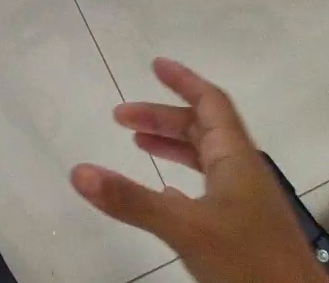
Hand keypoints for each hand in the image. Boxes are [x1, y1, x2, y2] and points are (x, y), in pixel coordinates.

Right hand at [70, 58, 326, 282]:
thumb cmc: (251, 264)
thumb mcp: (186, 229)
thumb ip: (131, 199)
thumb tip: (76, 171)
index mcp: (237, 161)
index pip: (211, 104)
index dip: (184, 81)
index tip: (154, 65)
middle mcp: (243, 175)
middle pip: (203, 128)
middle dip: (161, 117)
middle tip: (119, 117)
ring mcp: (246, 203)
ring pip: (206, 158)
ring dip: (171, 145)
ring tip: (137, 144)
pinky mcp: (244, 229)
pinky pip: (208, 187)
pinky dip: (181, 178)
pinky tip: (165, 194)